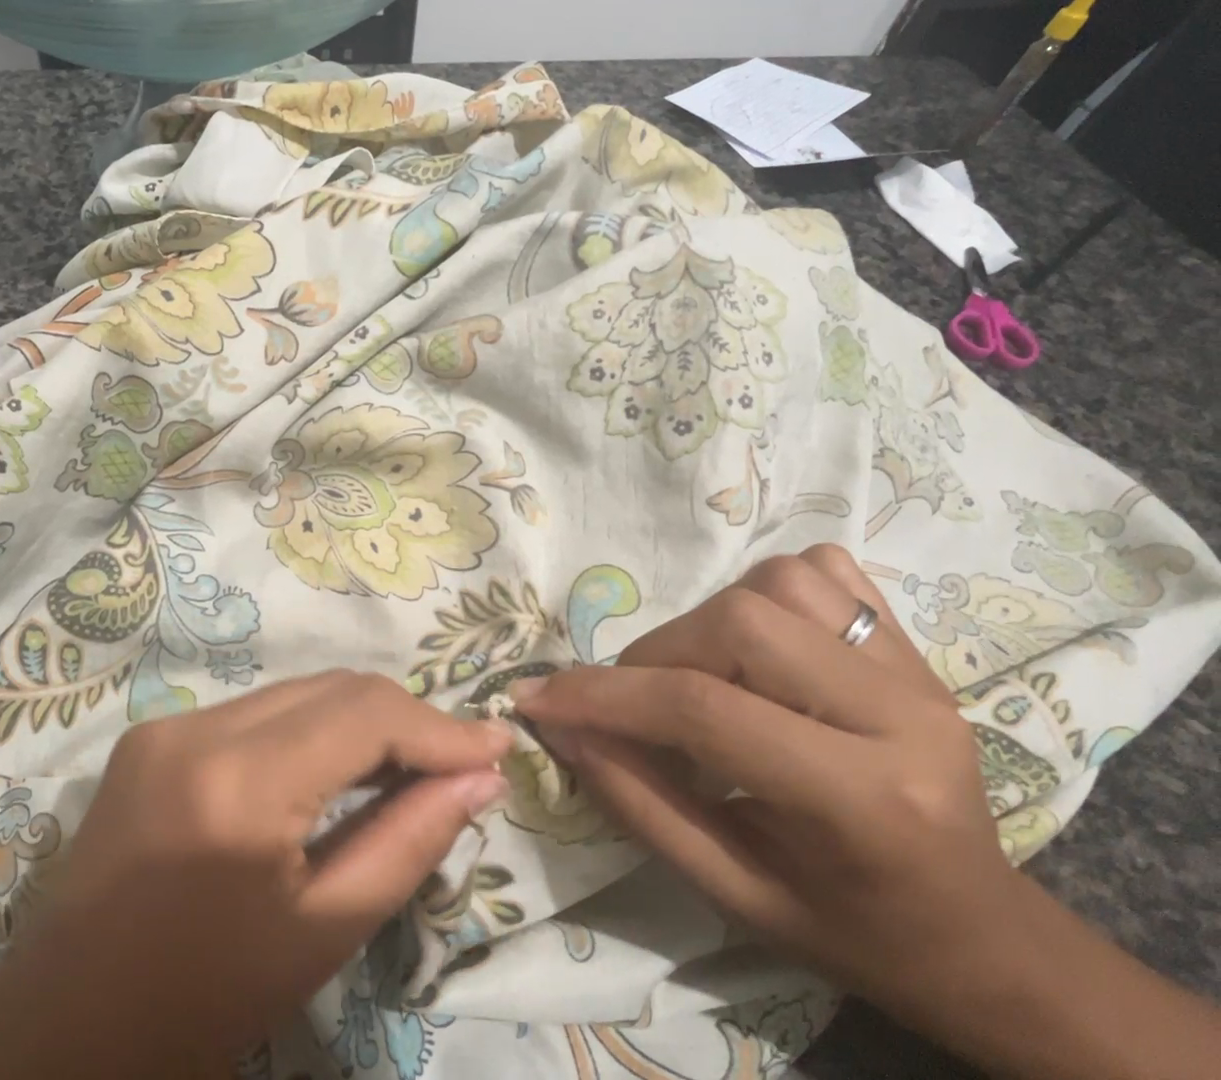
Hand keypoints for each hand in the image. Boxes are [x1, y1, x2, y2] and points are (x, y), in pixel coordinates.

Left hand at [0, 672, 511, 1079]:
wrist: (75, 1020)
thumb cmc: (208, 995)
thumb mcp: (325, 929)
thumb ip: (408, 840)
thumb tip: (478, 777)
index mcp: (238, 782)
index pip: (363, 713)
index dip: (439, 726)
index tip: (497, 748)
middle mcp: (196, 729)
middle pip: (329, 688)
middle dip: (403, 719)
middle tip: (460, 763)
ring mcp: (164, 727)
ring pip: (291, 694)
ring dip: (355, 722)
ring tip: (408, 768)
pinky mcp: (148, 738)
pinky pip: (251, 714)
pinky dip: (305, 732)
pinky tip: (333, 771)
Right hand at [510, 545, 1014, 1013]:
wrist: (978, 933)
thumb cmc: (847, 929)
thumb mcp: (731, 893)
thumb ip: (639, 804)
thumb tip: (563, 728)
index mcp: (861, 796)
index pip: (706, 710)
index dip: (605, 696)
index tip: (538, 698)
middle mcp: (900, 715)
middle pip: (742, 624)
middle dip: (654, 656)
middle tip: (631, 705)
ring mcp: (917, 674)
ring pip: (780, 582)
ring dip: (706, 621)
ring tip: (695, 678)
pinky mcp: (917, 652)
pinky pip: (825, 575)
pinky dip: (764, 594)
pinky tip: (752, 649)